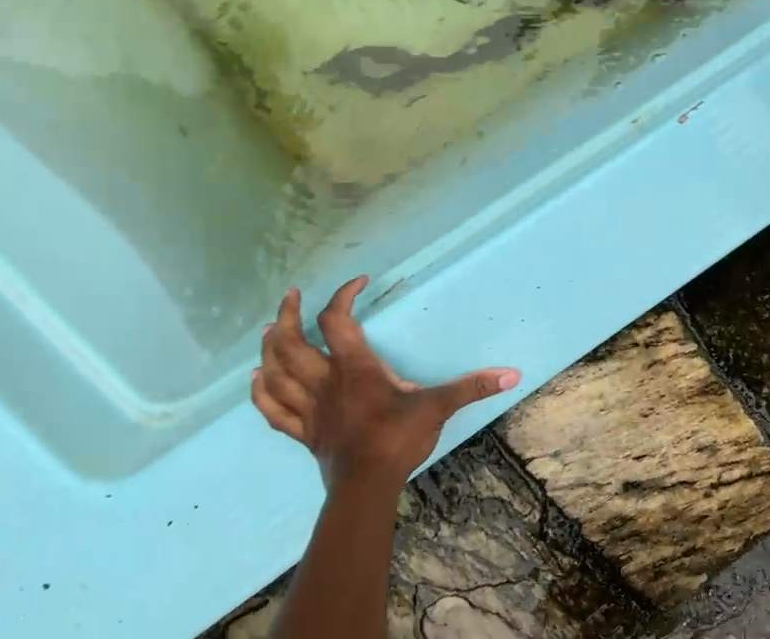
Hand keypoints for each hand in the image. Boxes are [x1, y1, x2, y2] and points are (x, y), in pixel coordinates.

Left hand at [251, 277, 521, 490]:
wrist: (365, 487)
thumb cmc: (399, 439)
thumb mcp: (439, 407)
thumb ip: (472, 386)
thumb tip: (512, 373)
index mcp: (355, 369)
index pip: (337, 322)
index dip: (342, 296)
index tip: (359, 282)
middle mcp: (325, 383)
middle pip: (290, 345)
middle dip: (287, 317)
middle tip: (291, 296)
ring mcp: (308, 408)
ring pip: (275, 374)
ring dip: (268, 348)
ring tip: (269, 330)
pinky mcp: (302, 432)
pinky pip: (272, 409)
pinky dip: (260, 391)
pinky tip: (256, 379)